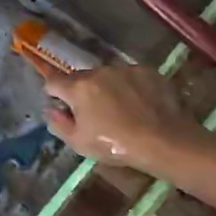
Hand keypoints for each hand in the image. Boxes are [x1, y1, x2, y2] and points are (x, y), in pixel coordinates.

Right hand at [43, 64, 201, 171]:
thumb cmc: (116, 146)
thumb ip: (58, 124)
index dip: (53, 93)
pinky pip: (130, 76)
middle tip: (93, 113)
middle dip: (82, 92)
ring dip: (107, 88)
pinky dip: (129, 87)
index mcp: (79, 88)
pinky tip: (139, 105)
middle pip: (81, 77)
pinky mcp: (148, 71)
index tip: (62, 106)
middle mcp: (100, 71)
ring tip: (120, 109)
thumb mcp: (79, 143)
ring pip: (107, 76)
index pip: (53, 81)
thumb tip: (50, 110)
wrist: (165, 141)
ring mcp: (126, 69)